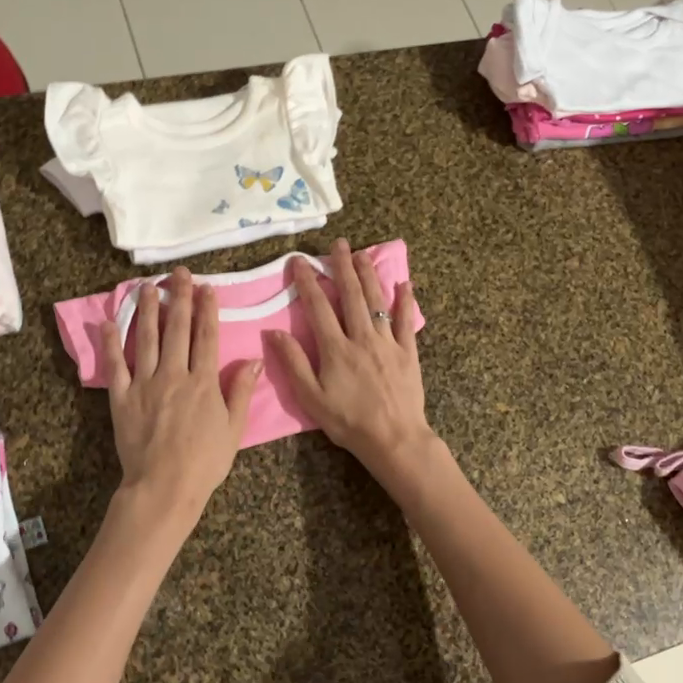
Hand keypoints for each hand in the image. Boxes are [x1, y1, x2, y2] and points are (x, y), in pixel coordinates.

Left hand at [101, 269, 260, 526]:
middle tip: (179, 274)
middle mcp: (174, 374)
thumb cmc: (205, 462)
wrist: (164, 486)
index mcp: (204, 382)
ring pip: (146, 338)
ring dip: (148, 310)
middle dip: (179, 297)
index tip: (206, 288)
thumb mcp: (234, 429)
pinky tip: (109, 322)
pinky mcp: (122, 397)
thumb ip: (241, 392)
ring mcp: (145, 384)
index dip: (207, 310)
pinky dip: (111, 342)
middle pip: (177, 329)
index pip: (207, 337)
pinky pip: (115, 365)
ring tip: (148, 287)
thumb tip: (253, 360)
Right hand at [266, 240, 434, 470]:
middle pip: (351, 296)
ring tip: (362, 254)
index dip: (307, 281)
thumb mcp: (311, 397)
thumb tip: (274, 332)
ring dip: (369, 276)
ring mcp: (388, 343)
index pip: (318, 307)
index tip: (299, 261)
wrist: (393, 438)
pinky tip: (405, 284)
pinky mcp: (409, 353)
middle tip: (338, 244)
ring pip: (377, 302)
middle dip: (342, 267)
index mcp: (336, 349)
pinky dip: (405, 301)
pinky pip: (407, 322)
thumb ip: (293, 363)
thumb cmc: (348, 422)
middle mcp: (362, 338)